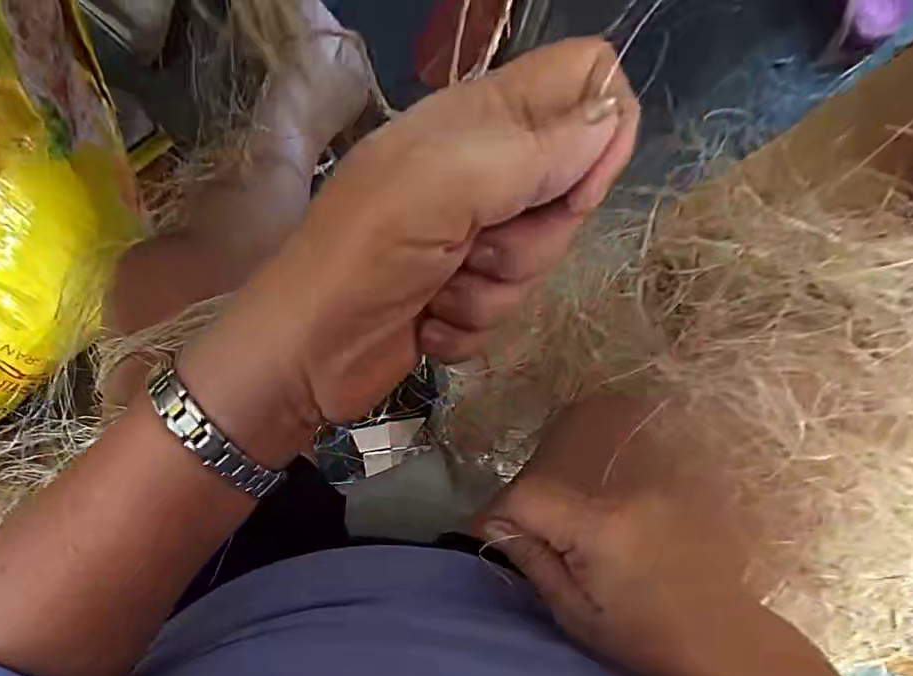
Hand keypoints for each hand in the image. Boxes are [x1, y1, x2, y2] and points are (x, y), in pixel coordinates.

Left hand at [178, 38, 639, 463]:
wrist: (301, 356)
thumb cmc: (360, 259)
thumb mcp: (445, 184)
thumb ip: (535, 148)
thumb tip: (612, 126)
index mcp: (475, 123)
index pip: (583, 83)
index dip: (599, 132)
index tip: (570, 190)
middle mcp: (477, 178)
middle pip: (570, 191)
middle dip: (530, 238)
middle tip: (472, 250)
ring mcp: (465, 246)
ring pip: (536, 264)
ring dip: (487, 294)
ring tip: (434, 294)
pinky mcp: (455, 305)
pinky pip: (501, 314)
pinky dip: (464, 330)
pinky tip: (423, 329)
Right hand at [474, 469, 775, 675]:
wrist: (727, 644)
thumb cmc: (643, 639)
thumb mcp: (573, 611)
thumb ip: (532, 560)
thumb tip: (494, 527)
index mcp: (598, 526)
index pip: (527, 496)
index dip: (498, 514)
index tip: (490, 541)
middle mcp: (626, 496)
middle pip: (553, 491)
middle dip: (529, 518)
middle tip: (525, 555)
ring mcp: (653, 495)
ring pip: (581, 495)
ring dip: (562, 519)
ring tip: (572, 561)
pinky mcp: (669, 501)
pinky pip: (611, 502)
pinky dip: (593, 520)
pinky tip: (609, 555)